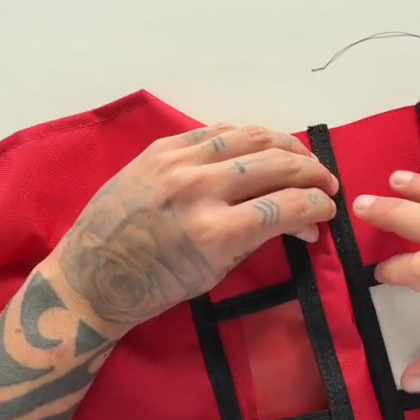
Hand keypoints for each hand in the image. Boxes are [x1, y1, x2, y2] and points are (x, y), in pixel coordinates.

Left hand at [49, 123, 339, 330]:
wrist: (92, 275)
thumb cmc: (155, 287)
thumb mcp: (214, 272)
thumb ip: (259, 239)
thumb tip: (303, 221)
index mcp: (214, 232)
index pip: (287, 206)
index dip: (318, 206)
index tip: (328, 211)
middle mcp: (198, 189)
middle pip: (275, 164)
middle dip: (312, 173)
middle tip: (326, 183)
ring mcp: (177, 163)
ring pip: (249, 136)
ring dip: (285, 146)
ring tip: (303, 159)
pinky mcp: (160, 149)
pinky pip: (216, 132)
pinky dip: (246, 138)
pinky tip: (261, 147)